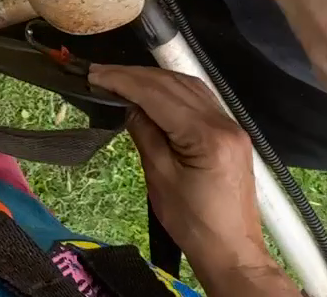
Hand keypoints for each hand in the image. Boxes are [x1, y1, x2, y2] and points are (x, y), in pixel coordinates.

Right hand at [86, 66, 293, 294]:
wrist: (233, 254)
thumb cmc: (193, 223)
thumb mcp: (159, 176)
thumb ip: (143, 131)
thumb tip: (125, 103)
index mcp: (207, 136)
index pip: (157, 94)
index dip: (122, 80)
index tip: (93, 74)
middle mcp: (224, 123)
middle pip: (172, 83)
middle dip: (132, 75)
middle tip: (98, 72)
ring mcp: (231, 126)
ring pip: (185, 84)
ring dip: (150, 77)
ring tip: (119, 78)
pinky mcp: (229, 132)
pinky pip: (196, 97)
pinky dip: (169, 87)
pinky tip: (150, 89)